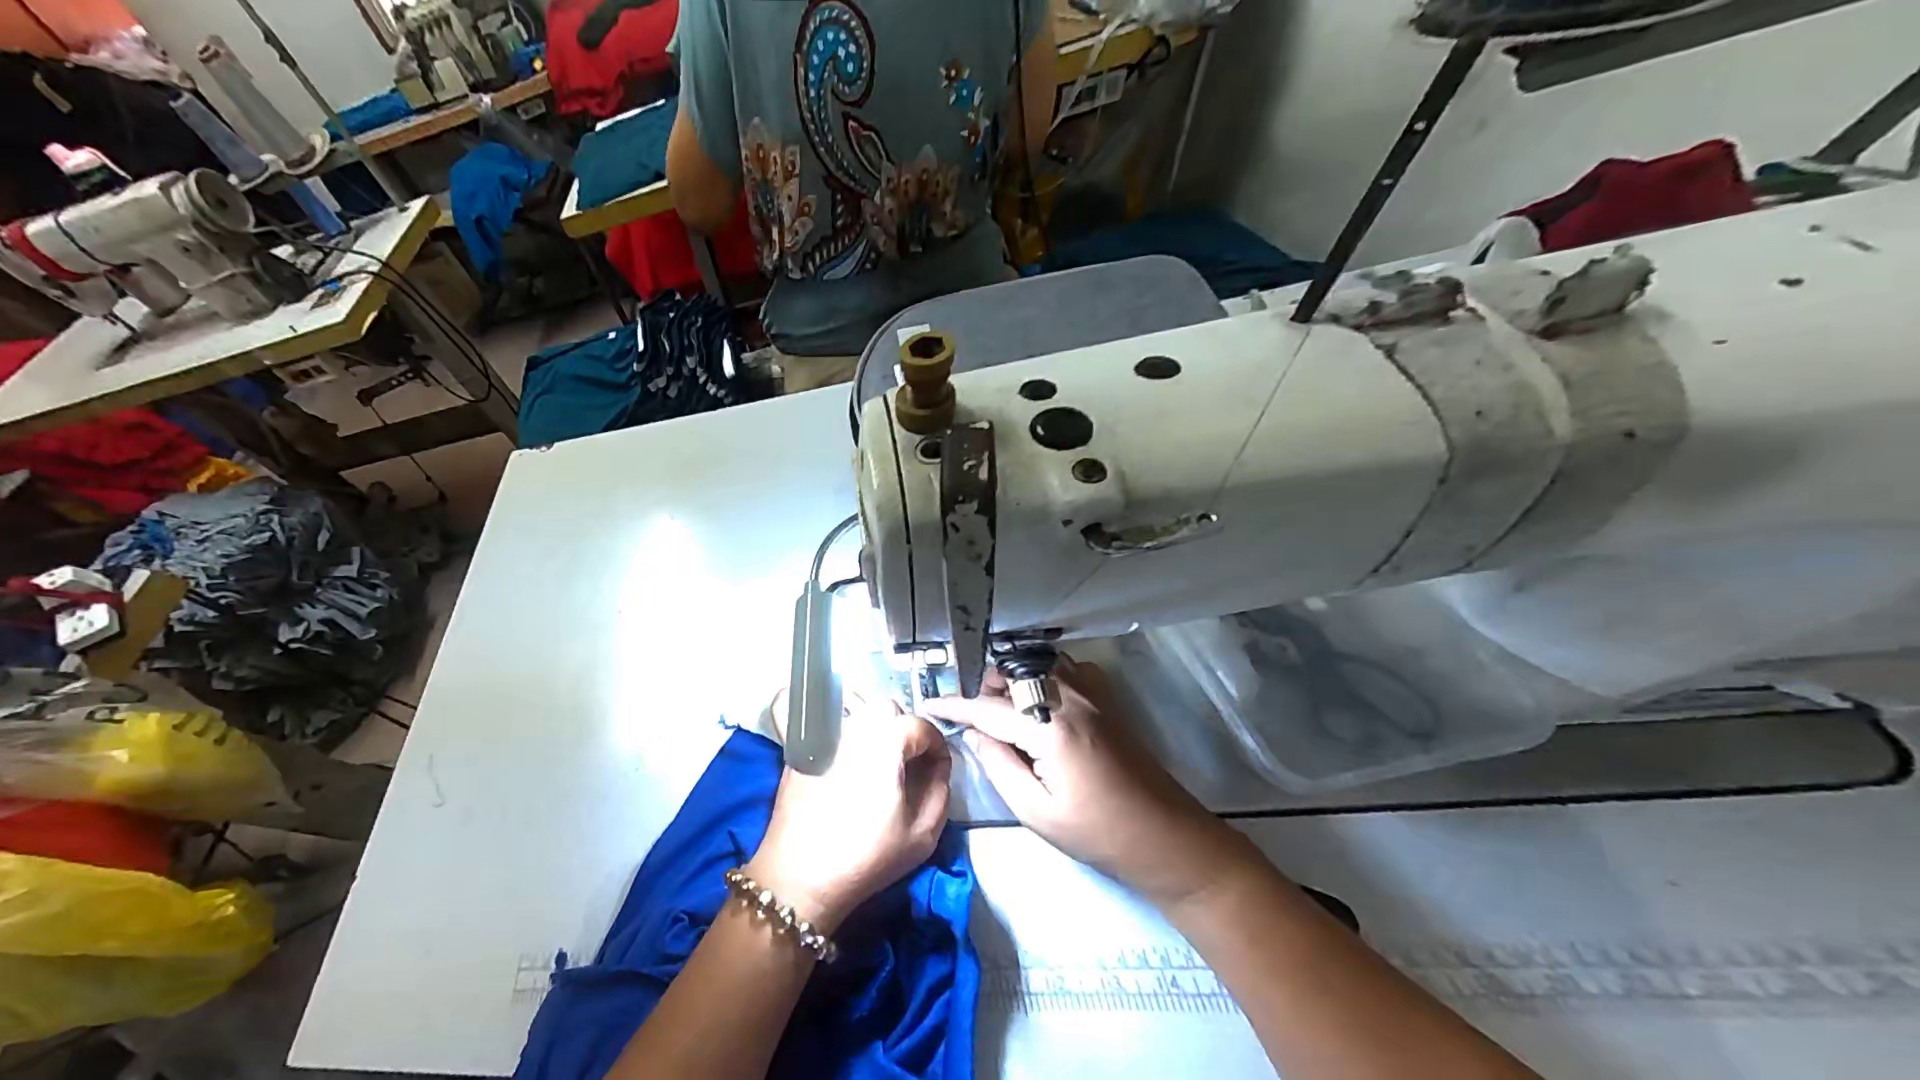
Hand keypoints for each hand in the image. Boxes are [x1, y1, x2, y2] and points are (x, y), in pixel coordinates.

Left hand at [747, 696, 952, 934]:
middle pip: (887, 711)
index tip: (937, 769)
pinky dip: (843, 741)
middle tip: (908, 764)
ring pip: (857, 716)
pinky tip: (847, 775)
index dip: (936, 746)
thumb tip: (937, 765)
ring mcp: (823, 737)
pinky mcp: (800, 752)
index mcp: (886, 741)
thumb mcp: (922, 833)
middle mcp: (853, 727)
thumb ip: (940, 789)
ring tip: (877, 766)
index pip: (921, 726)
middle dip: (904, 731)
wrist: (799, 879)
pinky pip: (828, 732)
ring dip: (874, 732)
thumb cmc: (865, 857)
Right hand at [919, 656, 1260, 908]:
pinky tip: (1035, 702)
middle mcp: (1071, 697)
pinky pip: (1065, 670)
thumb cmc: (1098, 833)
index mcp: (1051, 727)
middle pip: (1013, 674)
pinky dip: (1041, 676)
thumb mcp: (1036, 811)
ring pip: (1038, 665)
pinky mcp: (1106, 700)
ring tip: (996, 710)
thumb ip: (998, 765)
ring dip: (1011, 680)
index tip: (929, 704)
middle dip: (983, 689)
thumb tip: (973, 733)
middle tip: (965, 716)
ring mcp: (1093, 694)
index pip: (988, 706)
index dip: (955, 705)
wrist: (1164, 837)